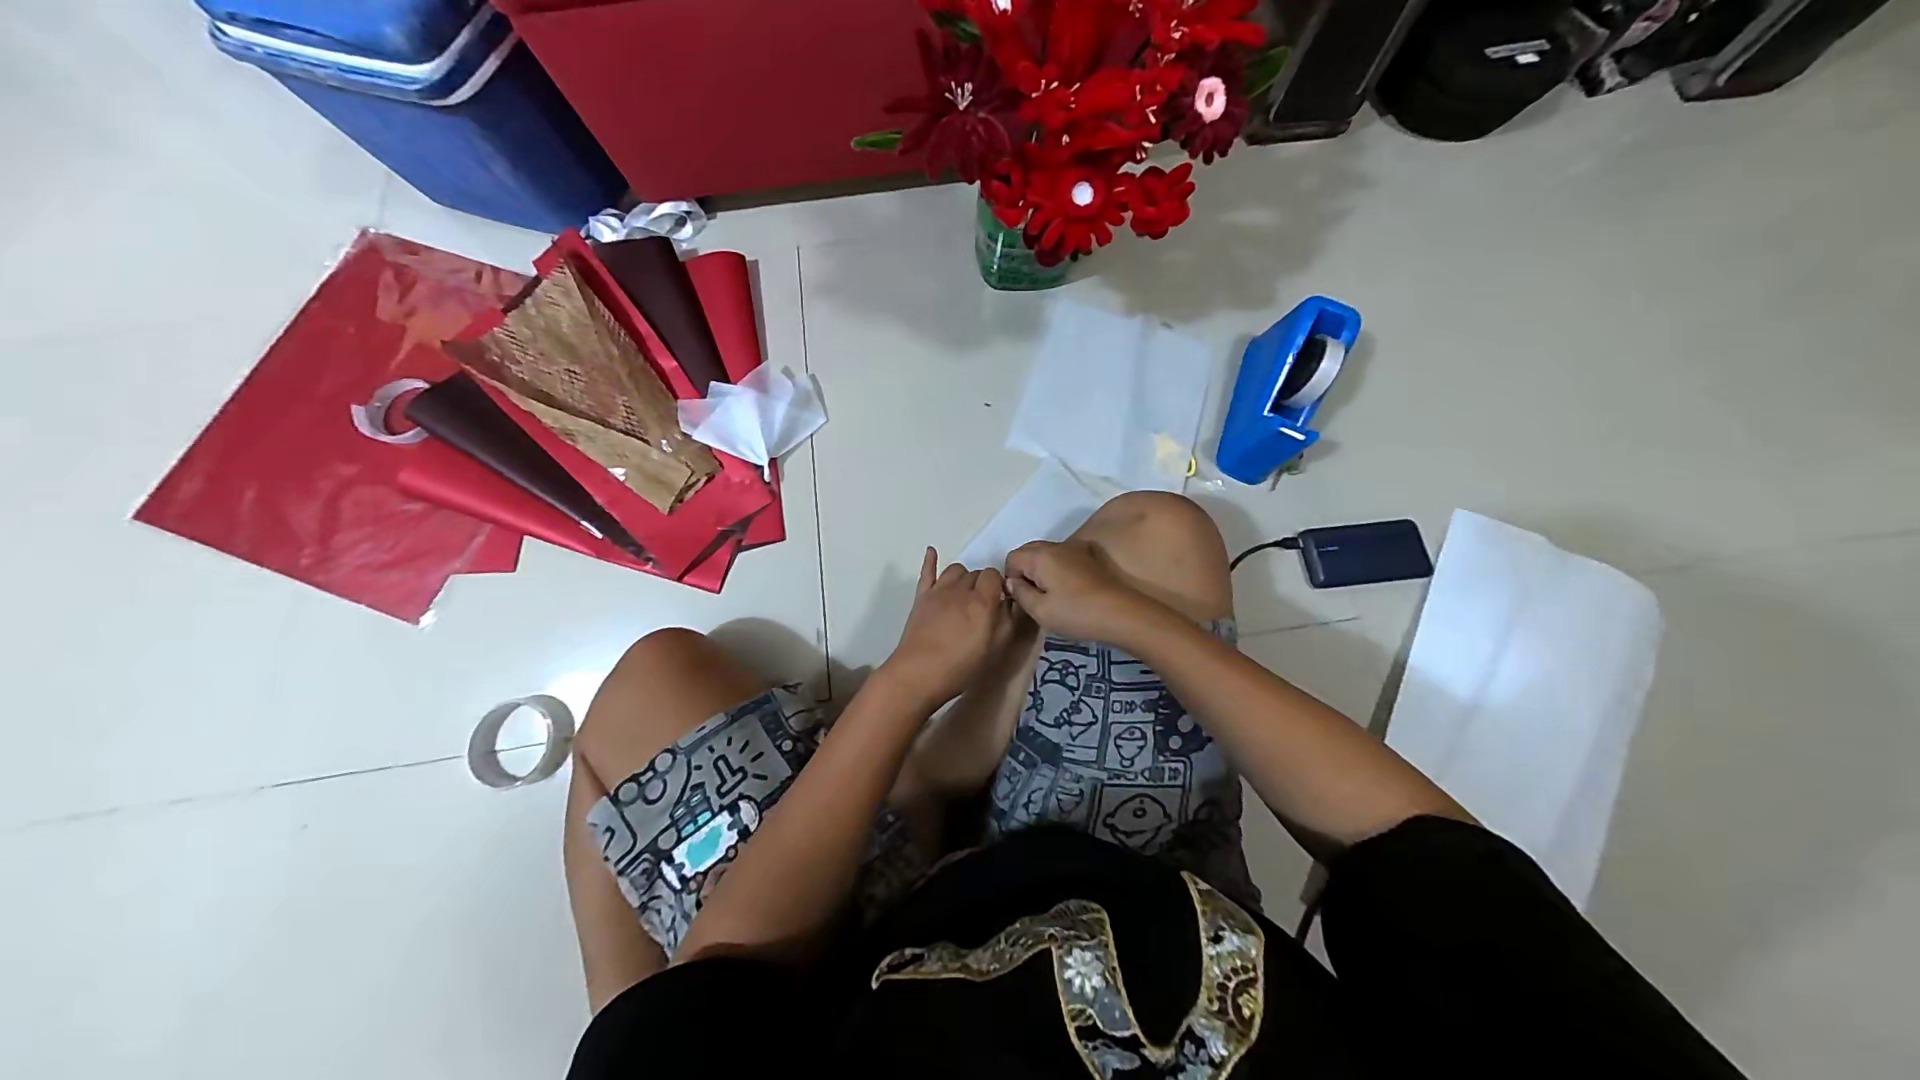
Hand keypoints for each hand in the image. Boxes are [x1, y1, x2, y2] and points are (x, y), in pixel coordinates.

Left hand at [881, 549, 1012, 707]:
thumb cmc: (961, 667)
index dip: (999, 586)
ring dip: (964, 578)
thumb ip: (1007, 621)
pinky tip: (932, 551)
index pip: (994, 575)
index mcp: (982, 601)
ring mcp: (938, 591)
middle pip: (975, 573)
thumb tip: (1009, 603)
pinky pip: (926, 572)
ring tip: (965, 595)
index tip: (1000, 602)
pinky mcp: (921, 598)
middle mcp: (960, 589)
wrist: (918, 674)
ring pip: (955, 570)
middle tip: (983, 606)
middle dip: (982, 585)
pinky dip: (930, 561)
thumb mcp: (995, 649)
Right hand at [1004, 539, 1161, 645]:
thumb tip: (1013, 582)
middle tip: (1034, 597)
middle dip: (1025, 571)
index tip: (1023, 598)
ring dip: (1042, 570)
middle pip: (1029, 551)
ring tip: (1051, 595)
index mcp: (1041, 555)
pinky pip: (1064, 557)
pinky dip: (1059, 569)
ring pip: (1047, 554)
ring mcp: (1077, 549)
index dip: (1011, 578)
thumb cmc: (1076, 613)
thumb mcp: (1039, 611)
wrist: (1122, 614)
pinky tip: (1068, 589)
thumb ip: (1019, 593)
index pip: (1012, 558)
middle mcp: (1057, 545)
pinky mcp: (1091, 558)